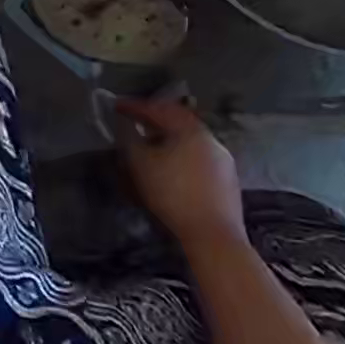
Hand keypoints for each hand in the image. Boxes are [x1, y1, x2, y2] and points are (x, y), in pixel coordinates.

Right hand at [115, 97, 246, 247]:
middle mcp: (210, 139)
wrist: (215, 238)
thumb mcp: (142, 165)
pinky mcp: (228, 181)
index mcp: (190, 129)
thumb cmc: (174, 195)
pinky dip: (181, 155)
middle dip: (154, 120)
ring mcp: (223, 160)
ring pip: (189, 140)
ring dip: (168, 138)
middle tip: (135, 121)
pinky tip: (171, 168)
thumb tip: (126, 126)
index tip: (116, 105)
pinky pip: (199, 157)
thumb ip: (130, 140)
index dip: (134, 106)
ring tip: (150, 145)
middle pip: (177, 121)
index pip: (158, 108)